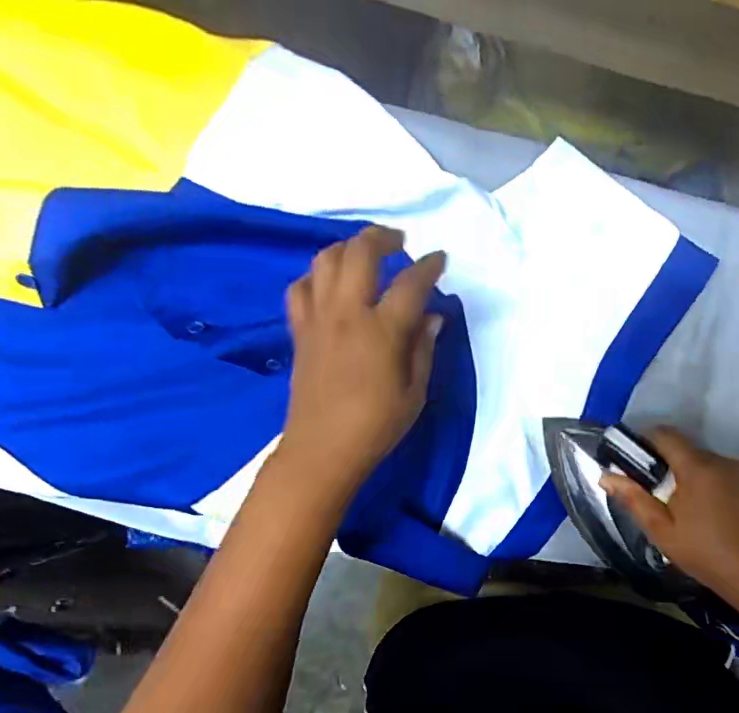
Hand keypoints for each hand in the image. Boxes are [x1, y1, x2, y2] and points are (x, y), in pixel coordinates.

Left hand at [280, 225, 446, 499]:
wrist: (322, 450)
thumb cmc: (375, 428)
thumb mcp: (414, 394)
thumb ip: (423, 349)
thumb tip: (431, 316)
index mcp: (382, 330)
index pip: (410, 282)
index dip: (429, 266)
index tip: (439, 259)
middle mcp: (347, 313)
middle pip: (361, 252)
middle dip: (383, 237)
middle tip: (398, 242)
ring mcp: (318, 319)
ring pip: (325, 260)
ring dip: (347, 248)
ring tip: (363, 256)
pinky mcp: (299, 331)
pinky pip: (300, 288)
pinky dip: (315, 277)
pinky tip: (327, 286)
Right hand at [600, 428, 738, 605]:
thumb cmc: (705, 553)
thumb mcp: (662, 530)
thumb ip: (634, 499)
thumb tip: (606, 477)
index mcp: (696, 468)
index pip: (666, 435)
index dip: (645, 440)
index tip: (633, 458)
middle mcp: (723, 461)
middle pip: (688, 453)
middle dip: (670, 468)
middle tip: (659, 498)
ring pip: (711, 467)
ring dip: (696, 480)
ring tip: (691, 513)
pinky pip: (731, 478)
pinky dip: (718, 489)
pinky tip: (718, 518)